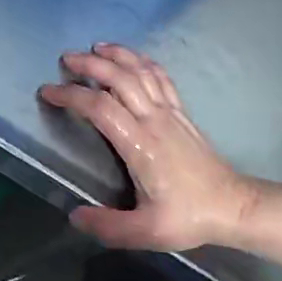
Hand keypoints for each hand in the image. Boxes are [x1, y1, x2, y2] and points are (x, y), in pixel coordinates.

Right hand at [39, 44, 256, 250]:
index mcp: (141, 146)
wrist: (233, 206)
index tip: (48, 91)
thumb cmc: (188, 216)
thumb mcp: (146, 232)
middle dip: (90, 65)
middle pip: (120, 79)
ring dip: (117, 55)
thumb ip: (108, 226)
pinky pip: (161, 78)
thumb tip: (74, 215)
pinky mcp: (181, 113)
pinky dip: (143, 62)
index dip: (72, 96)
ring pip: (142, 72)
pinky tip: (131, 58)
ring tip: (95, 48)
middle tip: (66, 59)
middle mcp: (155, 120)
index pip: (101, 108)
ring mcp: (171, 113)